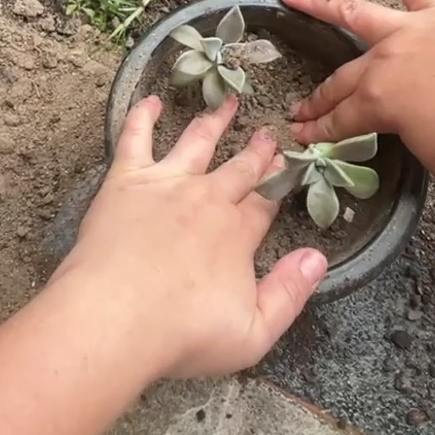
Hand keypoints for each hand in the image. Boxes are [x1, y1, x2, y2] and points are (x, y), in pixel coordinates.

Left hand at [53, 95, 326, 378]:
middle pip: (238, 168)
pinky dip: (144, 115)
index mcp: (237, 233)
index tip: (286, 161)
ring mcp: (167, 182)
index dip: (277, 180)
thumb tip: (317, 257)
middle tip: (267, 131)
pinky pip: (136, 137)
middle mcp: (207, 198)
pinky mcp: (127, 178)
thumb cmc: (182, 333)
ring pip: (197, 141)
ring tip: (227, 101)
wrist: (116, 315)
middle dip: (256, 149)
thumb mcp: (253, 333)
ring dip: (214, 120)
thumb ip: (289, 293)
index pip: (265, 200)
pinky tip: (151, 100)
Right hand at [278, 0, 434, 180]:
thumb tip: (410, 122)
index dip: (318, 133)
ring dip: (316, 2)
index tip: (299, 137)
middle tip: (297, 108)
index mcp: (381, 102)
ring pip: (354, 13)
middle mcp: (385, 61)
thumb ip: (413, 138)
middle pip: (342, 80)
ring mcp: (411, 31)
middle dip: (317, 98)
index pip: (340, 121)